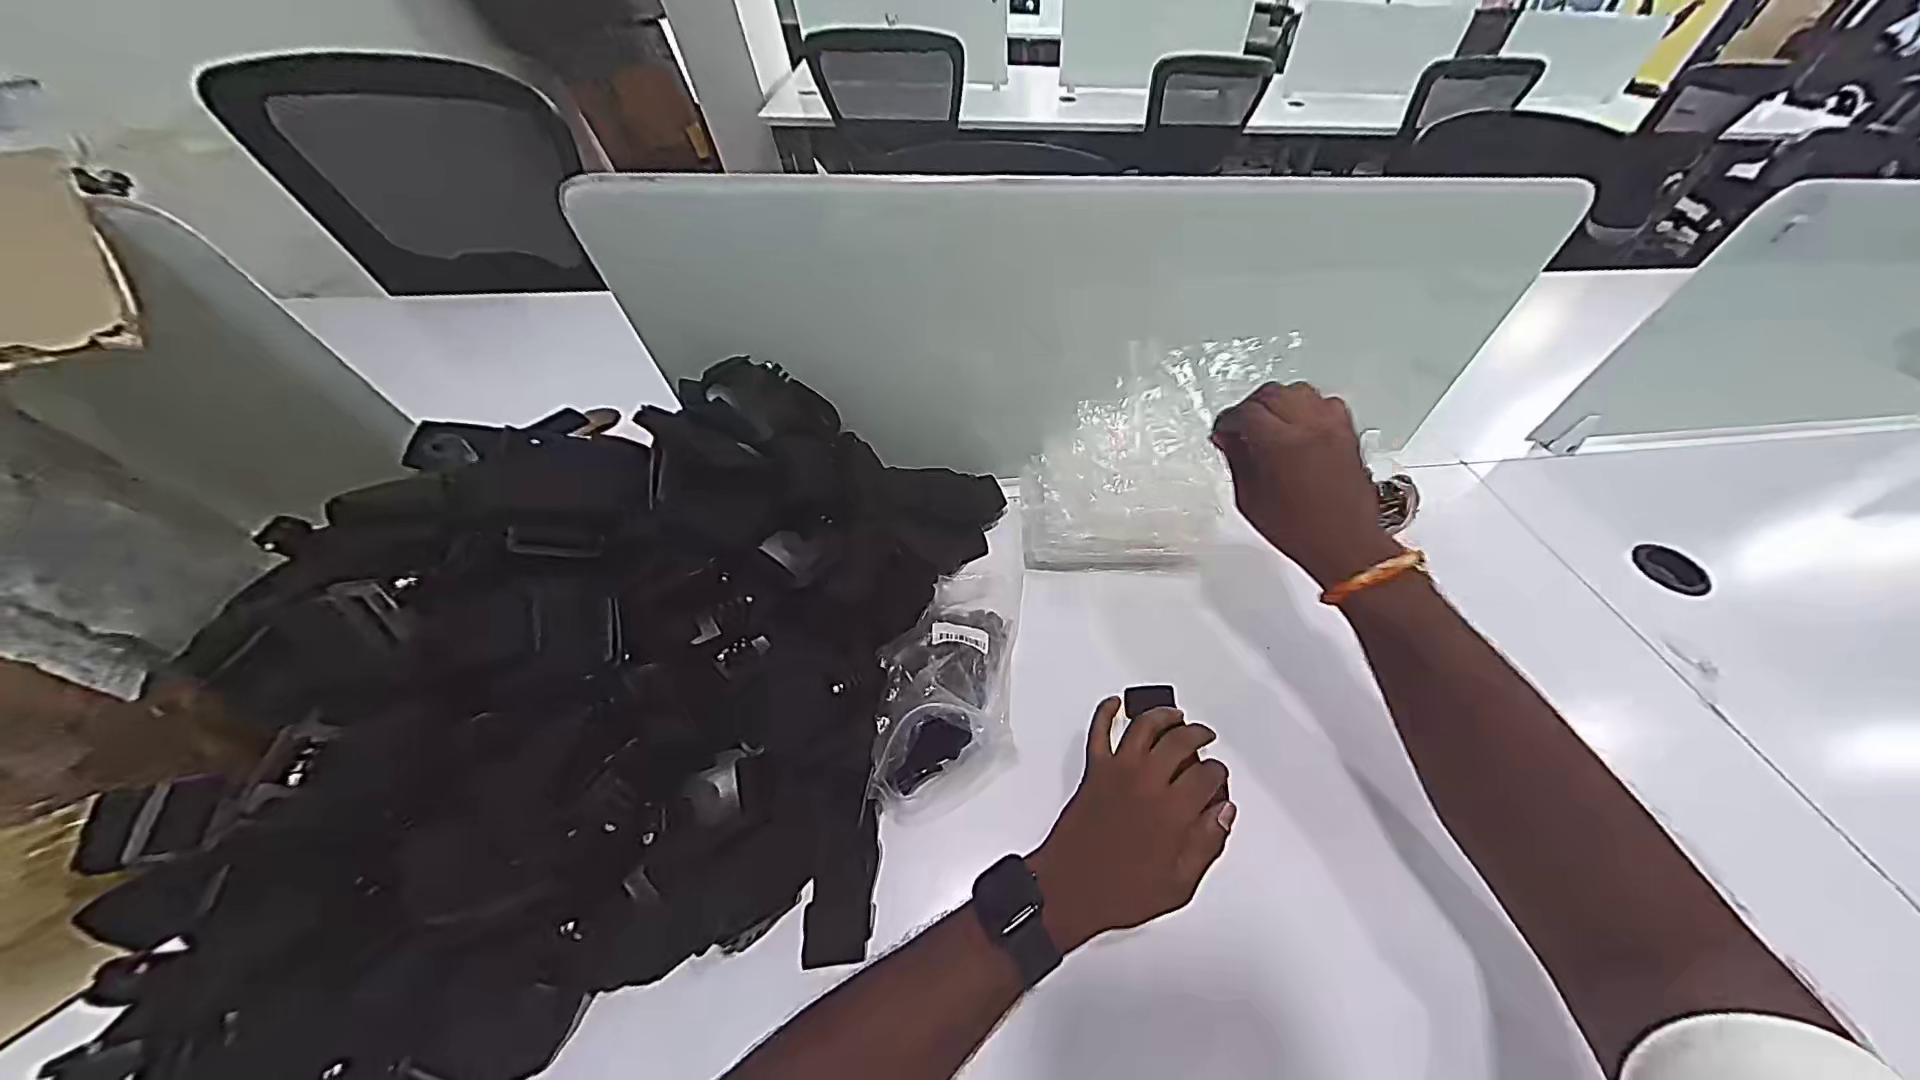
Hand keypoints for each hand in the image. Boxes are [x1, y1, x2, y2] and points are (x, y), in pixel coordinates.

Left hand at [1025, 698, 1233, 951]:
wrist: (1069, 887)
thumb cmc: (1118, 891)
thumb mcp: (1179, 883)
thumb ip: (1207, 843)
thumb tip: (1223, 813)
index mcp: (1172, 812)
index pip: (1208, 775)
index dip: (1219, 774)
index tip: (1218, 780)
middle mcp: (1146, 782)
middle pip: (1181, 741)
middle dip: (1199, 735)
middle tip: (1205, 738)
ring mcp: (1117, 771)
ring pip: (1144, 726)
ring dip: (1162, 715)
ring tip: (1175, 716)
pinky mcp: (1093, 770)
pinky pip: (1099, 731)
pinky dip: (1105, 713)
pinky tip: (1114, 705)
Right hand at [1211, 382, 1400, 587]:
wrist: (1344, 543)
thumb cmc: (1302, 530)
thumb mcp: (1250, 498)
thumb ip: (1237, 460)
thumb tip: (1229, 440)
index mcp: (1281, 444)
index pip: (1245, 413)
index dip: (1227, 421)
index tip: (1222, 431)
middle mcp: (1310, 429)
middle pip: (1271, 394)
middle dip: (1249, 407)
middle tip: (1239, 425)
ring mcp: (1333, 428)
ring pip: (1298, 391)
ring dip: (1277, 402)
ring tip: (1266, 423)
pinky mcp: (1348, 433)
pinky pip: (1324, 403)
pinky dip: (1306, 407)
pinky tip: (1296, 425)